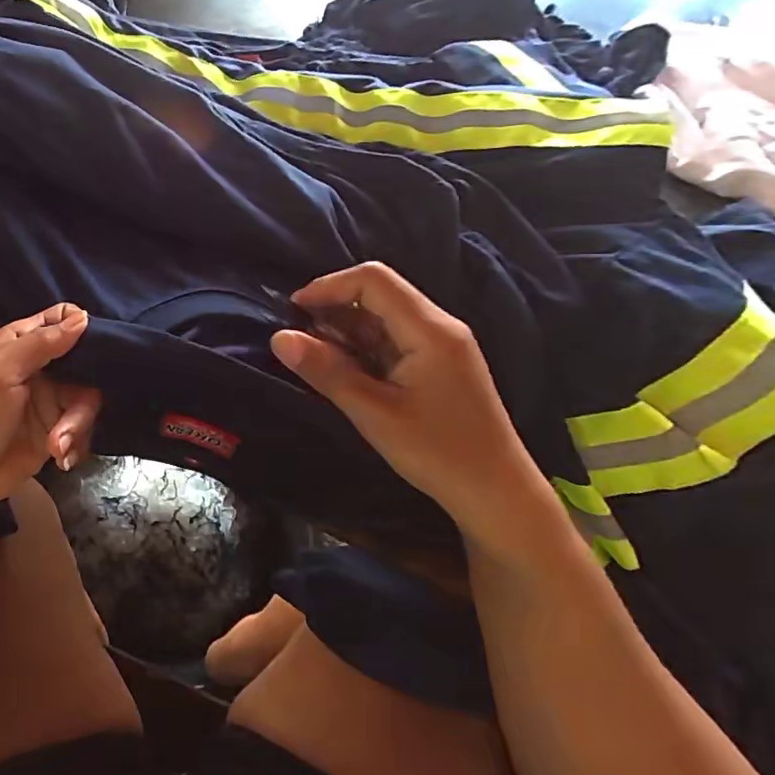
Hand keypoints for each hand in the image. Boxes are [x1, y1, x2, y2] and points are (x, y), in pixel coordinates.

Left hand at [0, 304, 101, 509]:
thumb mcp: (1, 371)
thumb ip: (41, 343)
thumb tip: (82, 316)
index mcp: (18, 343)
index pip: (58, 320)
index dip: (79, 326)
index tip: (95, 344)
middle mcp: (38, 367)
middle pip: (84, 363)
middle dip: (85, 388)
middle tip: (76, 407)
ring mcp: (48, 400)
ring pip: (86, 399)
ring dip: (76, 424)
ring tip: (56, 444)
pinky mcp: (56, 430)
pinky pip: (82, 428)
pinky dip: (75, 442)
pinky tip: (60, 456)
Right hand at [270, 262, 557, 547]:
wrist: (496, 493)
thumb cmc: (437, 452)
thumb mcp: (373, 412)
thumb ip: (326, 370)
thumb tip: (279, 337)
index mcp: (430, 330)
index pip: (373, 280)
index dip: (328, 286)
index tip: (292, 311)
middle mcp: (438, 327)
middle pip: (377, 294)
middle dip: (332, 308)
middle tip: (297, 338)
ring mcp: (439, 346)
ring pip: (380, 317)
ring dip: (342, 329)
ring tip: (311, 356)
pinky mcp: (435, 364)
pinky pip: (390, 339)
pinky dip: (358, 347)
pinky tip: (339, 369)